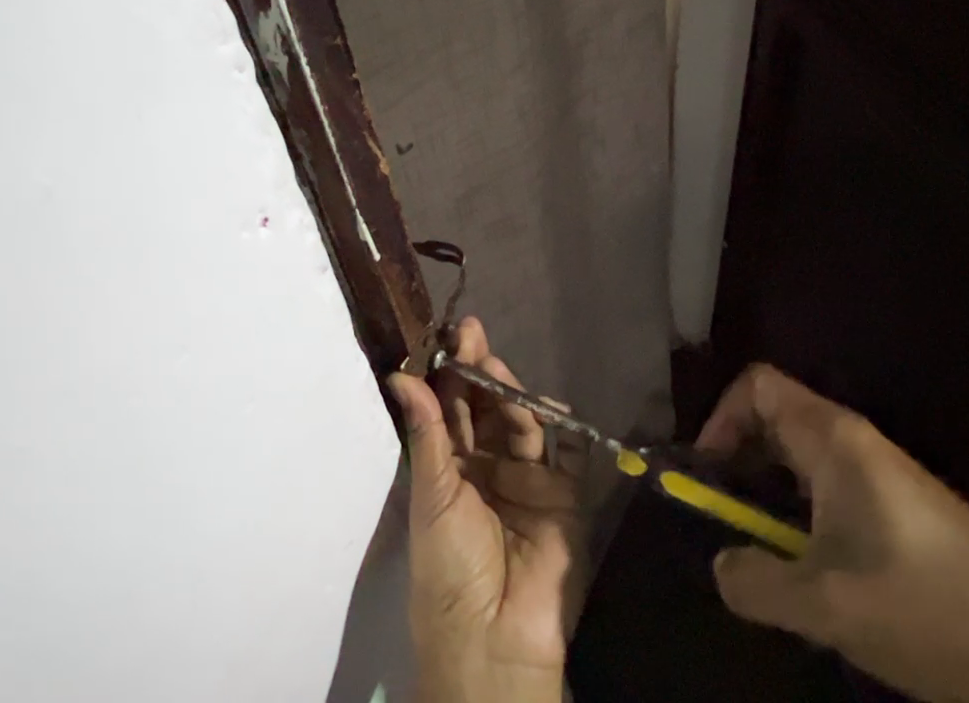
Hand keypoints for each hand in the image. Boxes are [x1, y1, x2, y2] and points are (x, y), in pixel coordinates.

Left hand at [387, 318, 575, 702]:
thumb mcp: (433, 495)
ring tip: (500, 372)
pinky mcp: (564, 497)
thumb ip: (428, 433)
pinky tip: (554, 410)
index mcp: (450, 469)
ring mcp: (528, 481)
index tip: (452, 335)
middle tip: (474, 335)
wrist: (495, 634)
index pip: (452, 410)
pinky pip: (568, 455)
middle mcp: (488, 468)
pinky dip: (565, 430)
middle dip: (482, 373)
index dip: (451, 374)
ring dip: (514, 396)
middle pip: (488, 410)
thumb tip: (399, 375)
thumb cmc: (450, 563)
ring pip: (524, 424)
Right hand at [698, 364, 968, 702]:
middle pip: (774, 420)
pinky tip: (811, 580)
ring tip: (760, 557)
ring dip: (767, 499)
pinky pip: (830, 497)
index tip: (706, 477)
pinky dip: (801, 523)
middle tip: (722, 522)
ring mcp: (885, 480)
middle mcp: (858, 446)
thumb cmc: (930, 611)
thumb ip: (753, 582)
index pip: (757, 385)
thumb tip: (722, 566)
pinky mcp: (904, 516)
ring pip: (801, 463)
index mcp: (834, 441)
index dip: (718, 419)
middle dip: (736, 462)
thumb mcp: (824, 606)